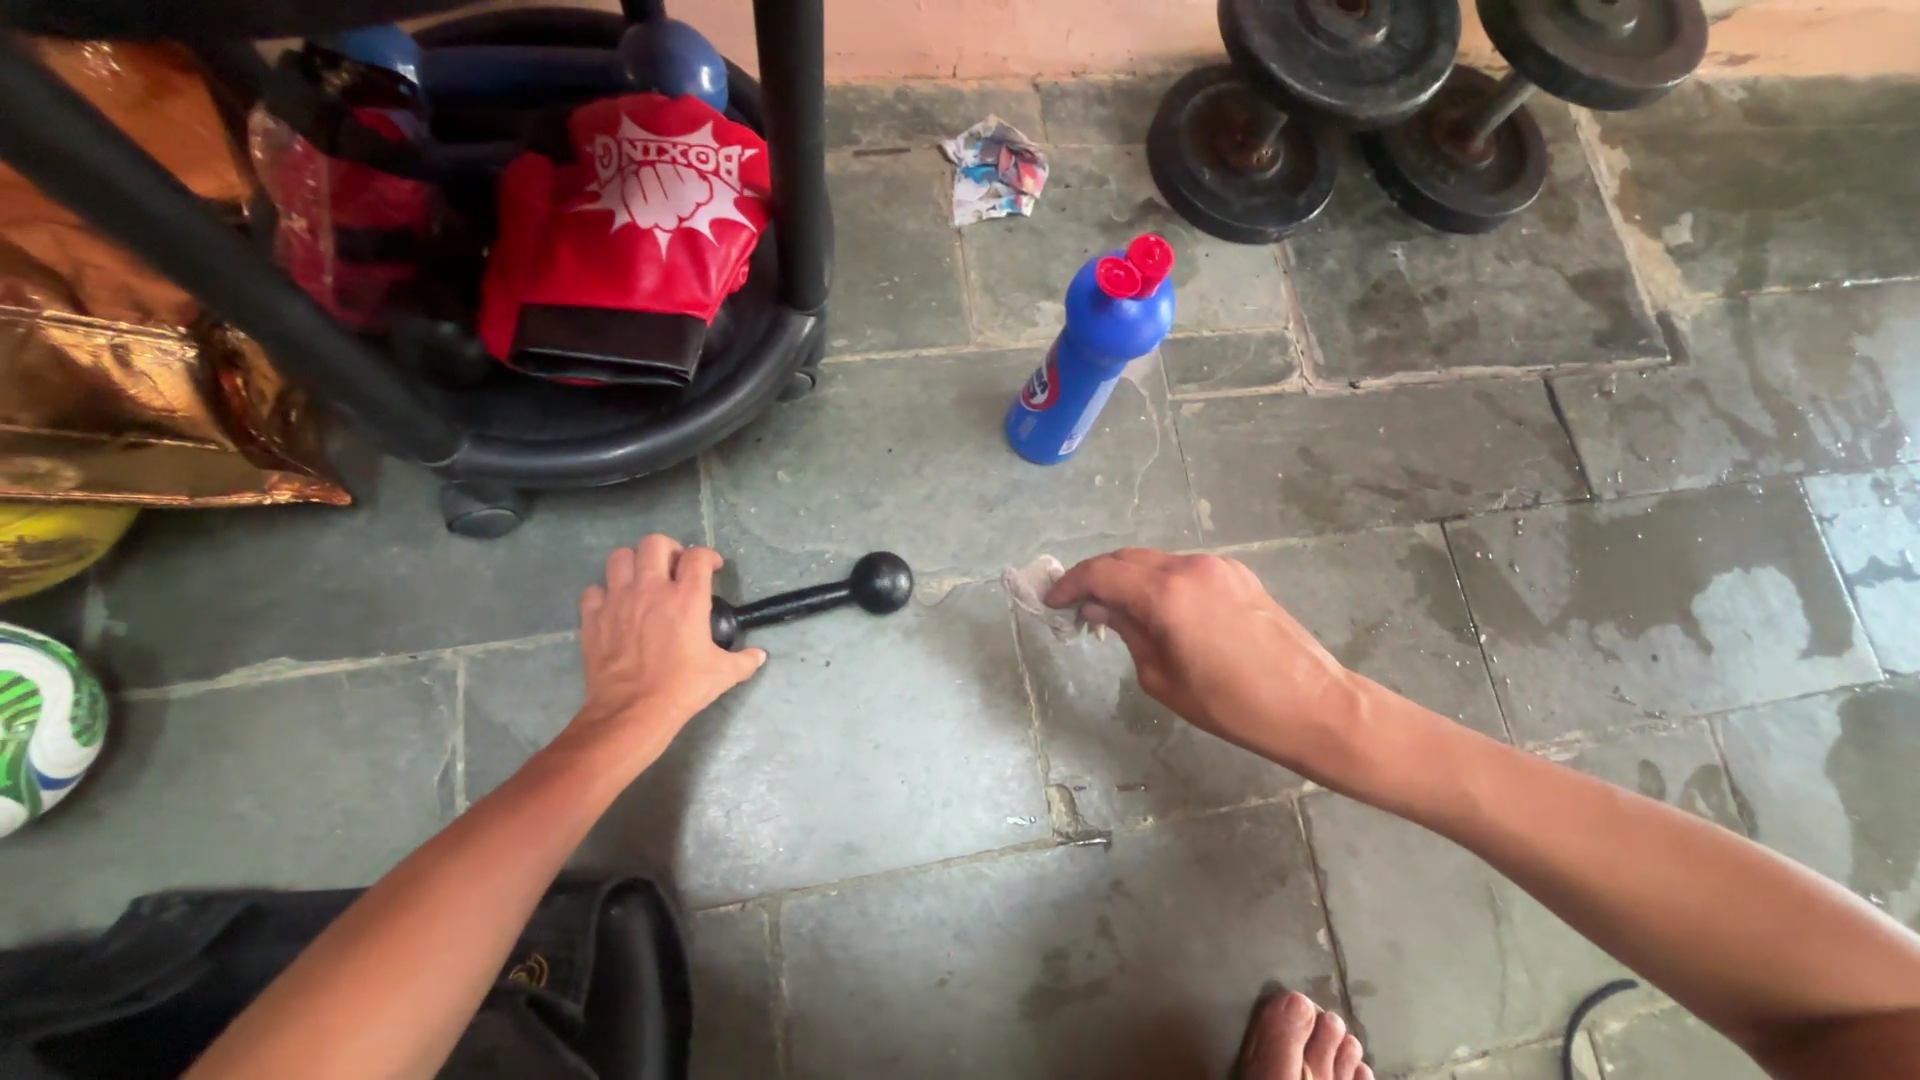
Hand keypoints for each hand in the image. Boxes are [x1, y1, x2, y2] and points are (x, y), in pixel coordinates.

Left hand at [569, 536, 765, 765]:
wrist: (632, 712)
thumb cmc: (682, 688)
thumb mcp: (722, 674)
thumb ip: (744, 661)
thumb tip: (760, 656)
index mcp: (686, 598)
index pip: (697, 556)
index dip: (708, 557)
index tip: (712, 568)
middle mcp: (651, 589)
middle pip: (655, 543)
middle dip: (669, 549)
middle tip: (675, 568)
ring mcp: (618, 600)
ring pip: (620, 558)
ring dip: (634, 563)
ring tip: (643, 580)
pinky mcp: (593, 618)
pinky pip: (594, 591)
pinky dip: (604, 593)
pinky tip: (615, 606)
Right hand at [1045, 549, 1363, 781]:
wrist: (1312, 705)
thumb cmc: (1231, 704)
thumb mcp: (1161, 677)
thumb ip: (1126, 631)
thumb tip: (1100, 608)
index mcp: (1166, 593)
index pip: (1102, 573)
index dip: (1071, 585)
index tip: (1053, 603)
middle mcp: (1190, 566)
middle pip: (1126, 558)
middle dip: (1096, 578)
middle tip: (1077, 607)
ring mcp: (1218, 566)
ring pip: (1155, 561)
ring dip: (1128, 579)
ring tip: (1115, 612)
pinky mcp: (1238, 574)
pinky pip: (1183, 570)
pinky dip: (1158, 583)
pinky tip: (1156, 611)